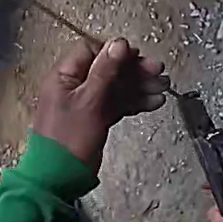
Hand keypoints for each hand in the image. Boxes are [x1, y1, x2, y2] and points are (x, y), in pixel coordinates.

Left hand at [32, 38, 169, 173]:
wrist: (59, 177)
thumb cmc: (67, 140)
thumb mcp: (88, 101)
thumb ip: (104, 71)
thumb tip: (119, 43)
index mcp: (65, 77)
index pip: (91, 51)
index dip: (115, 52)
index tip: (137, 56)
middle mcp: (74, 87)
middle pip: (108, 69)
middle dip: (133, 70)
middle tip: (157, 72)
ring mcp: (86, 104)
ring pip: (116, 88)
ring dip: (139, 86)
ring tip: (162, 87)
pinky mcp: (96, 119)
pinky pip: (117, 105)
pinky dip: (134, 103)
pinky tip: (153, 102)